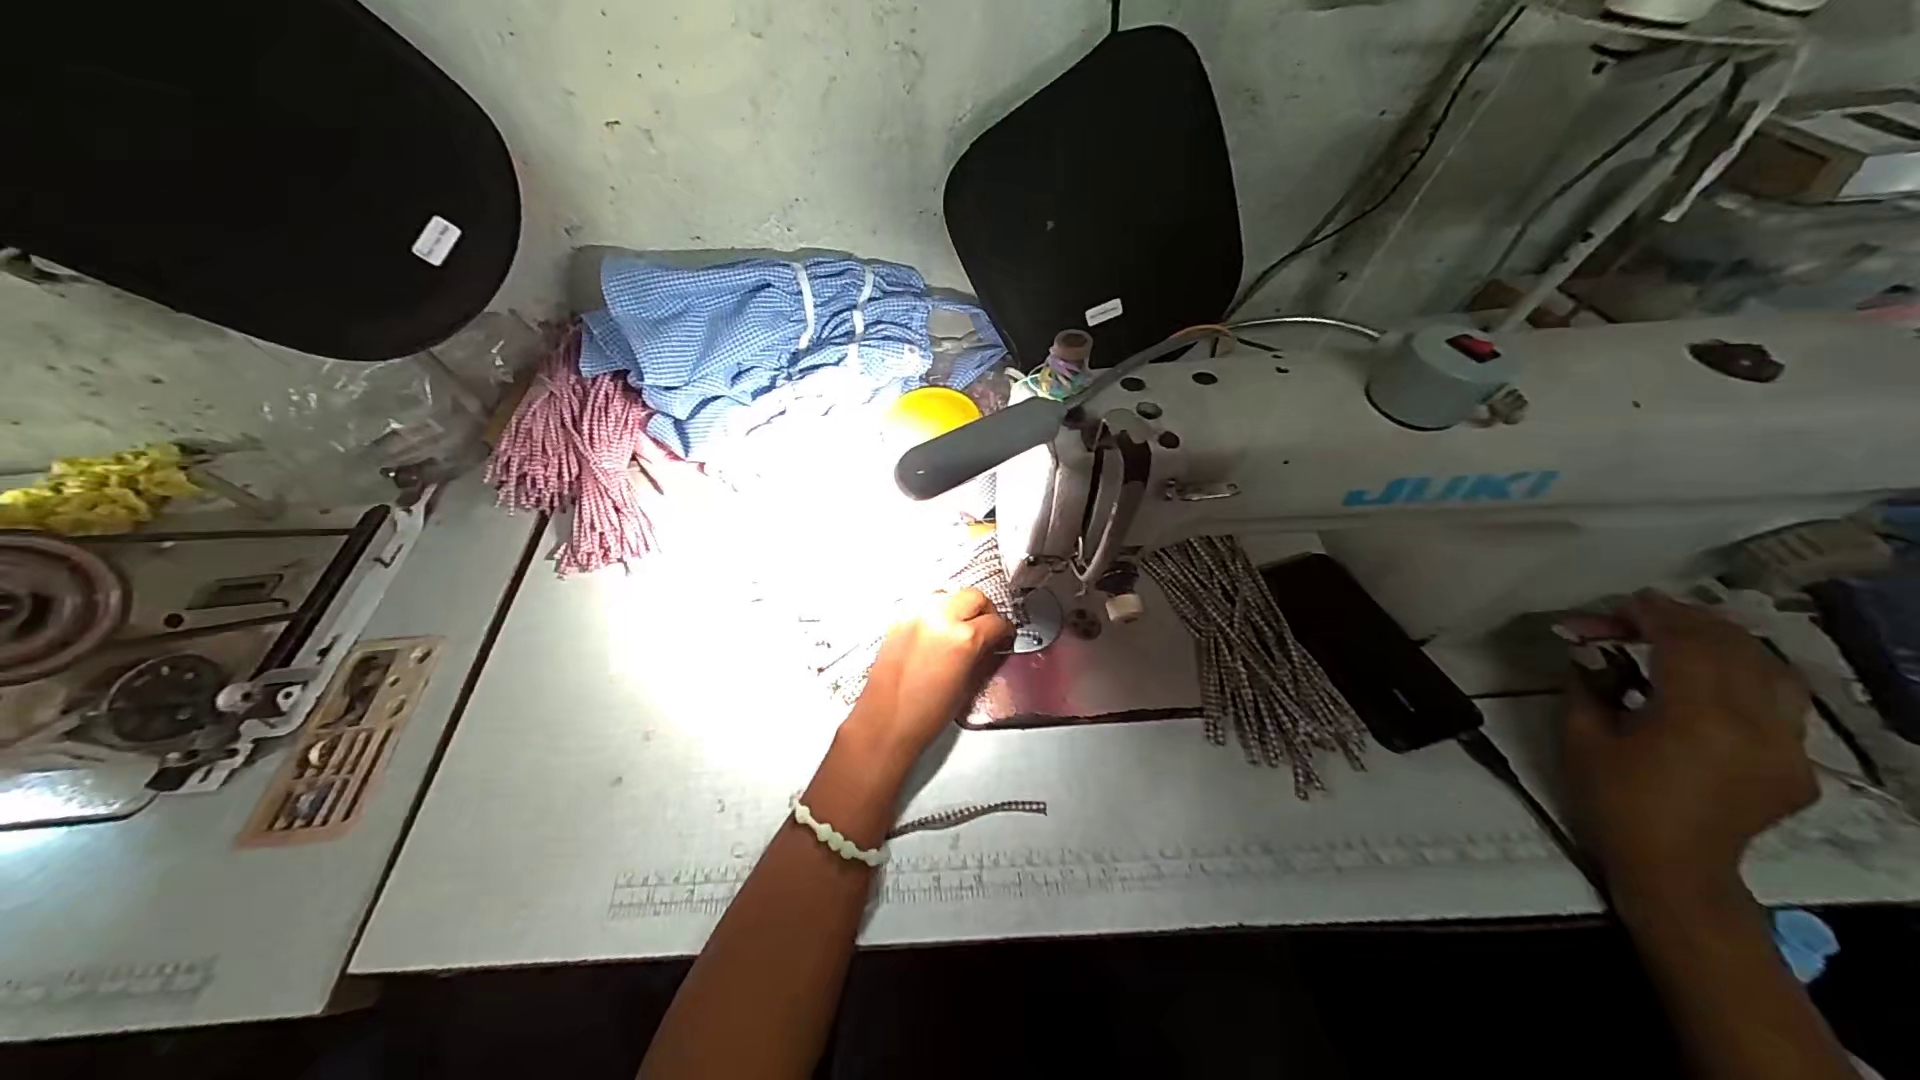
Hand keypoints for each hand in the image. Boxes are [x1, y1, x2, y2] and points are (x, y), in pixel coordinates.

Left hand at [843, 588, 1011, 762]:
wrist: (886, 722)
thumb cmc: (922, 715)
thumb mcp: (967, 687)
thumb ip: (982, 657)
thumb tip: (990, 645)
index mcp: (963, 638)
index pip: (996, 621)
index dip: (1005, 629)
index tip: (1004, 634)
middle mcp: (939, 620)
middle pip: (974, 595)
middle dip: (985, 609)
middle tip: (987, 624)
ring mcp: (916, 617)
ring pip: (947, 594)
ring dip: (958, 605)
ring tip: (961, 625)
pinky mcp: (898, 620)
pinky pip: (924, 604)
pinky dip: (935, 611)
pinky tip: (937, 629)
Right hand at [1562, 592, 1815, 905]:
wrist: (1673, 867)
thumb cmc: (1614, 802)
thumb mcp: (1581, 738)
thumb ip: (1588, 686)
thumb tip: (1589, 652)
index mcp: (1697, 720)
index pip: (1686, 646)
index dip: (1656, 616)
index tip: (1627, 601)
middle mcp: (1756, 726)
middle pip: (1734, 650)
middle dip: (1686, 622)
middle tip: (1643, 613)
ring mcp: (1787, 747)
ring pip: (1772, 671)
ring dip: (1726, 642)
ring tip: (1685, 632)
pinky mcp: (1797, 763)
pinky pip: (1781, 703)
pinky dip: (1748, 674)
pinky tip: (1716, 674)